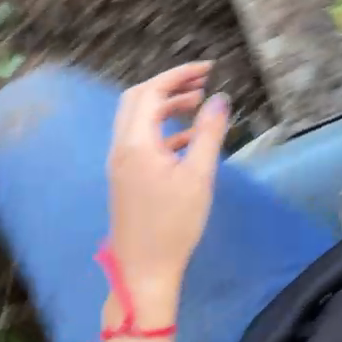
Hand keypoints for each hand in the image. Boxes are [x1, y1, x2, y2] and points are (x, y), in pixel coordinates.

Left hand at [106, 62, 229, 322]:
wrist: (144, 272)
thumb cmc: (173, 224)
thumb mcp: (199, 176)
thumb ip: (208, 133)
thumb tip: (220, 98)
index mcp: (136, 143)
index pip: (151, 92)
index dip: (178, 75)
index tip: (208, 70)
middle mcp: (122, 147)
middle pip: (137, 99)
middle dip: (169, 85)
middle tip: (201, 82)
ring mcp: (121, 163)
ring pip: (138, 119)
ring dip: (165, 105)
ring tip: (199, 104)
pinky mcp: (127, 177)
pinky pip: (141, 139)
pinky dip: (163, 128)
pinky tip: (190, 138)